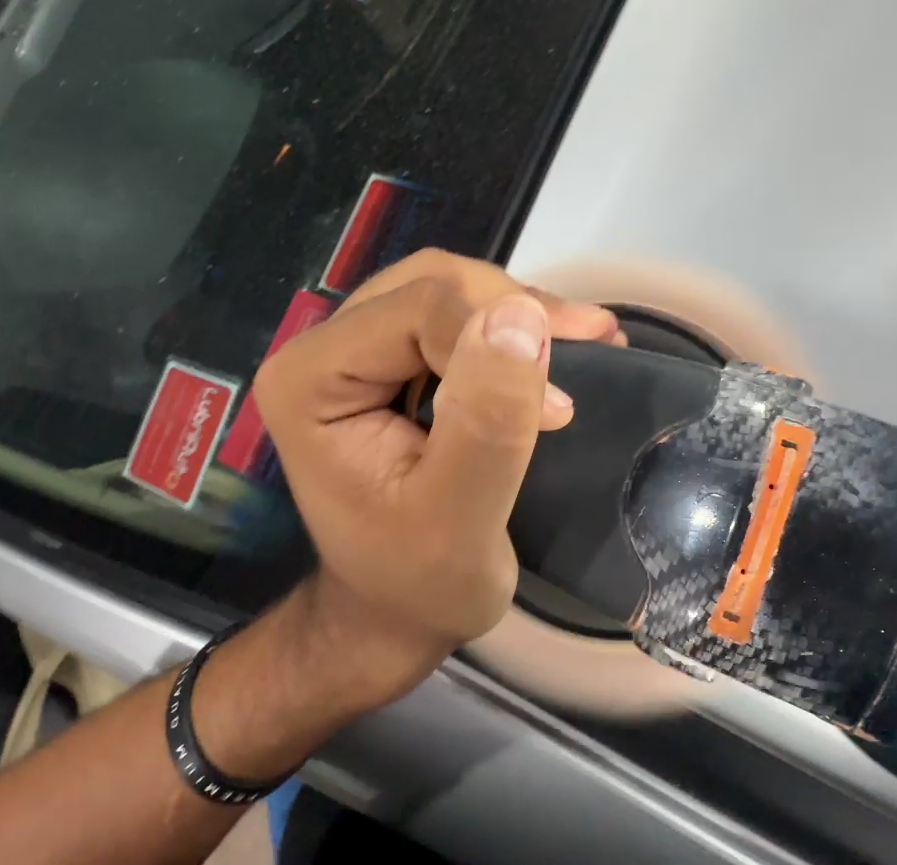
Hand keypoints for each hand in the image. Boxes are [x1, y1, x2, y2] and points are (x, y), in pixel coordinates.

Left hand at [252, 250, 621, 700]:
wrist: (396, 612)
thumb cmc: (420, 582)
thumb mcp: (461, 518)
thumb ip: (485, 421)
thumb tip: (520, 316)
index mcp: (308, 380)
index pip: (417, 312)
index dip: (496, 344)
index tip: (559, 412)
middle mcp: (318, 349)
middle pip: (429, 285)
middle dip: (513, 309)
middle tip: (588, 347)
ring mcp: (352, 350)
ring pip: (445, 289)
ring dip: (517, 311)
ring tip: (585, 341)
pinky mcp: (385, 360)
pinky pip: (450, 313)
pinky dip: (507, 325)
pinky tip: (553, 346)